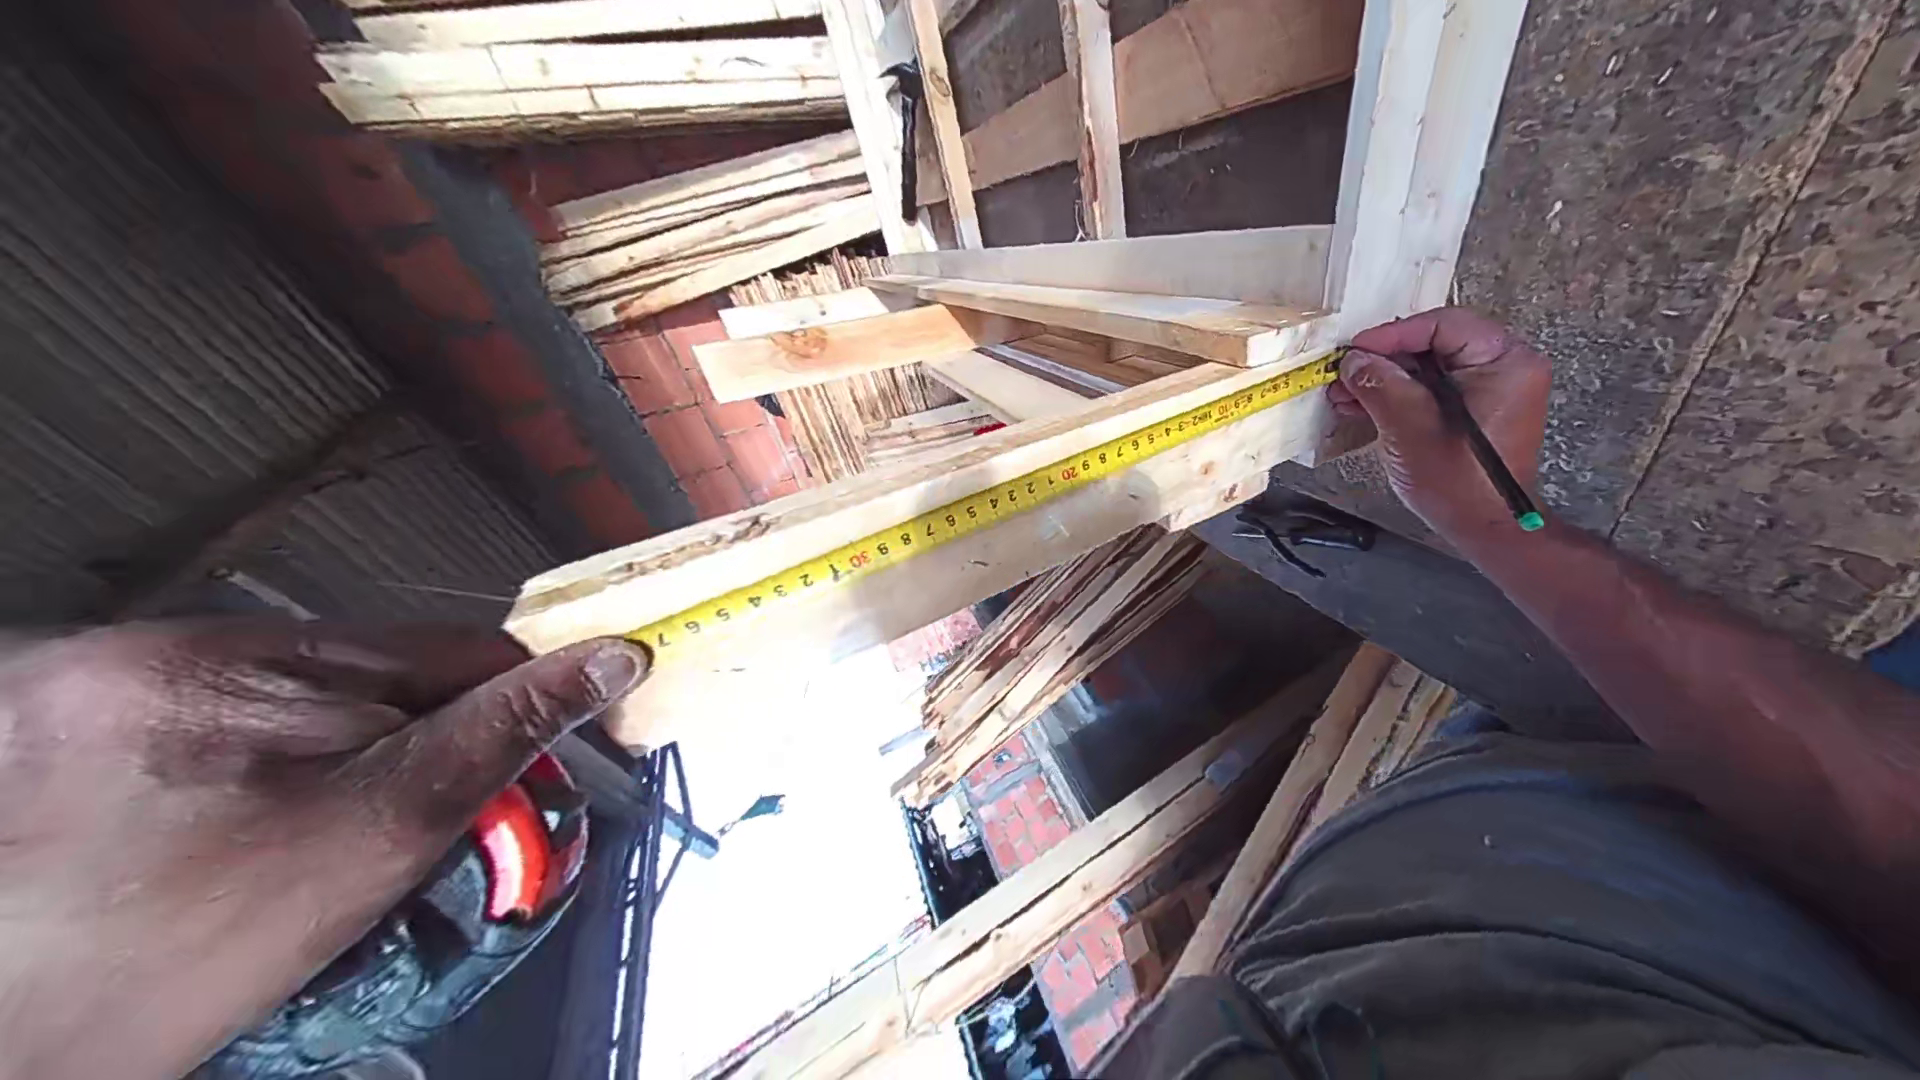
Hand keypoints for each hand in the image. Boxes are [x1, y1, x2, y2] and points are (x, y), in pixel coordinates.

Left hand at [0, 619, 648, 1079]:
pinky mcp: (66, 723)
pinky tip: (258, 820)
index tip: (531, 763)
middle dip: (430, 732)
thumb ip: (506, 730)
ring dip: (359, 748)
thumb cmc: (190, 949)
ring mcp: (102, 681)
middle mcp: (164, 643)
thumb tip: (617, 657)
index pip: (457, 648)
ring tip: (339, 826)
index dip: (518, 698)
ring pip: (317, 695)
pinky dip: (279, 762)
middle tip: (428, 814)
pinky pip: (238, 718)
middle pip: (384, 668)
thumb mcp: (378, 835)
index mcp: (247, 660)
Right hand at [1325, 307, 1551, 549]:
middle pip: (1431, 346)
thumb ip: (1381, 385)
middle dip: (1380, 360)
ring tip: (1341, 395)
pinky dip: (1392, 396)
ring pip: (1423, 370)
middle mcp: (1501, 368)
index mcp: (1504, 361)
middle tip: (1341, 373)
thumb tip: (1353, 361)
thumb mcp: (1409, 425)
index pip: (1444, 325)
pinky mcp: (1466, 411)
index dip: (1392, 335)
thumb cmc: (1455, 478)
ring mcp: (1485, 390)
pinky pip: (1425, 391)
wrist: (1481, 524)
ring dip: (1379, 380)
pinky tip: (1358, 406)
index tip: (1352, 351)